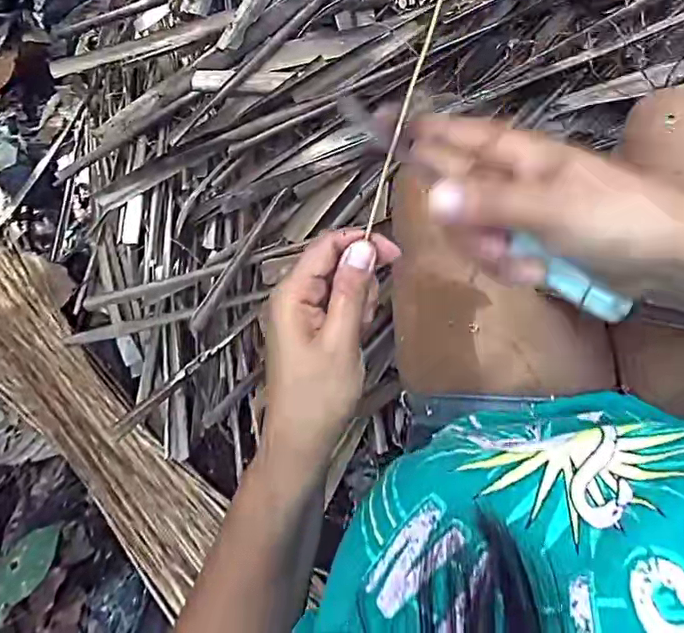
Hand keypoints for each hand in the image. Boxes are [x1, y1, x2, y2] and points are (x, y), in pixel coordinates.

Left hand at [261, 228, 400, 464]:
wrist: (302, 441)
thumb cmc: (316, 399)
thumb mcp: (341, 341)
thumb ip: (352, 291)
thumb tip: (363, 248)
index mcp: (291, 294)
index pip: (326, 246)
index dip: (360, 242)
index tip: (392, 251)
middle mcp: (292, 296)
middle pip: (334, 261)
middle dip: (360, 280)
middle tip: (367, 312)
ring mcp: (301, 310)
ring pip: (340, 282)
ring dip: (358, 300)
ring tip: (357, 331)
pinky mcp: (311, 325)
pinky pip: (338, 303)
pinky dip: (353, 314)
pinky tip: (354, 337)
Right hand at [404, 115, 683, 298]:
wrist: (680, 259)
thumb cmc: (619, 218)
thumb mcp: (549, 209)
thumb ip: (487, 203)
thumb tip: (430, 196)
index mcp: (516, 153)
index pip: (454, 133)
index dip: (418, 128)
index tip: (380, 122)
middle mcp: (514, 176)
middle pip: (455, 188)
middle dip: (464, 221)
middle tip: (490, 243)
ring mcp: (525, 210)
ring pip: (475, 226)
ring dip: (491, 250)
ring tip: (524, 263)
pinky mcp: (538, 240)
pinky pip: (501, 250)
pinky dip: (513, 266)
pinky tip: (538, 273)